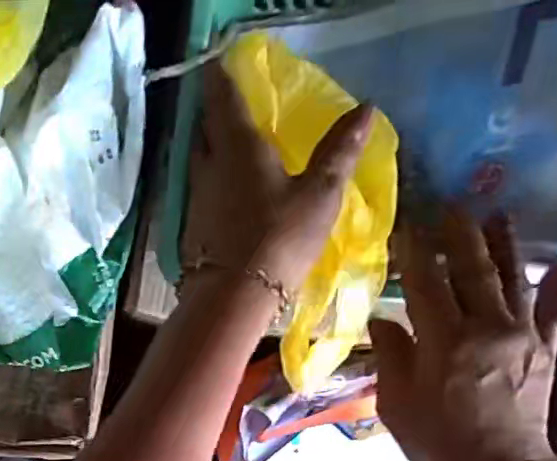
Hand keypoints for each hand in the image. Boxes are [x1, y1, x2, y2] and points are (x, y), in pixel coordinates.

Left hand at [183, 62, 375, 293]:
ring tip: (228, 148)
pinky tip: (225, 193)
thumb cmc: (279, 239)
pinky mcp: (191, 232)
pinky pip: (200, 196)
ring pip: (199, 166)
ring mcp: (195, 203)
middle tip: (227, 107)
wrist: (232, 299)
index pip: (224, 101)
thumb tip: (365, 110)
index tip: (219, 65)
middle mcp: (208, 170)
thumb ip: (339, 151)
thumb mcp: (320, 194)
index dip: (221, 81)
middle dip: (214, 117)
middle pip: (205, 134)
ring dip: (210, 153)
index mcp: (238, 148)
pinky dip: (211, 186)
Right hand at [369, 210, 556, 460]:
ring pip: (513, 279)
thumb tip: (384, 320)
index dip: (414, 254)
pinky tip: (556, 261)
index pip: (425, 286)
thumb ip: (391, 357)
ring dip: (505, 245)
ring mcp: (523, 335)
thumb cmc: (434, 441)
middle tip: (451, 205)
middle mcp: (487, 328)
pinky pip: (554, 309)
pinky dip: (555, 284)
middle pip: (472, 272)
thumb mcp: (396, 403)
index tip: (405, 227)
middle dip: (460, 236)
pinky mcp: (547, 349)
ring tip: (498, 214)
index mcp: (444, 342)